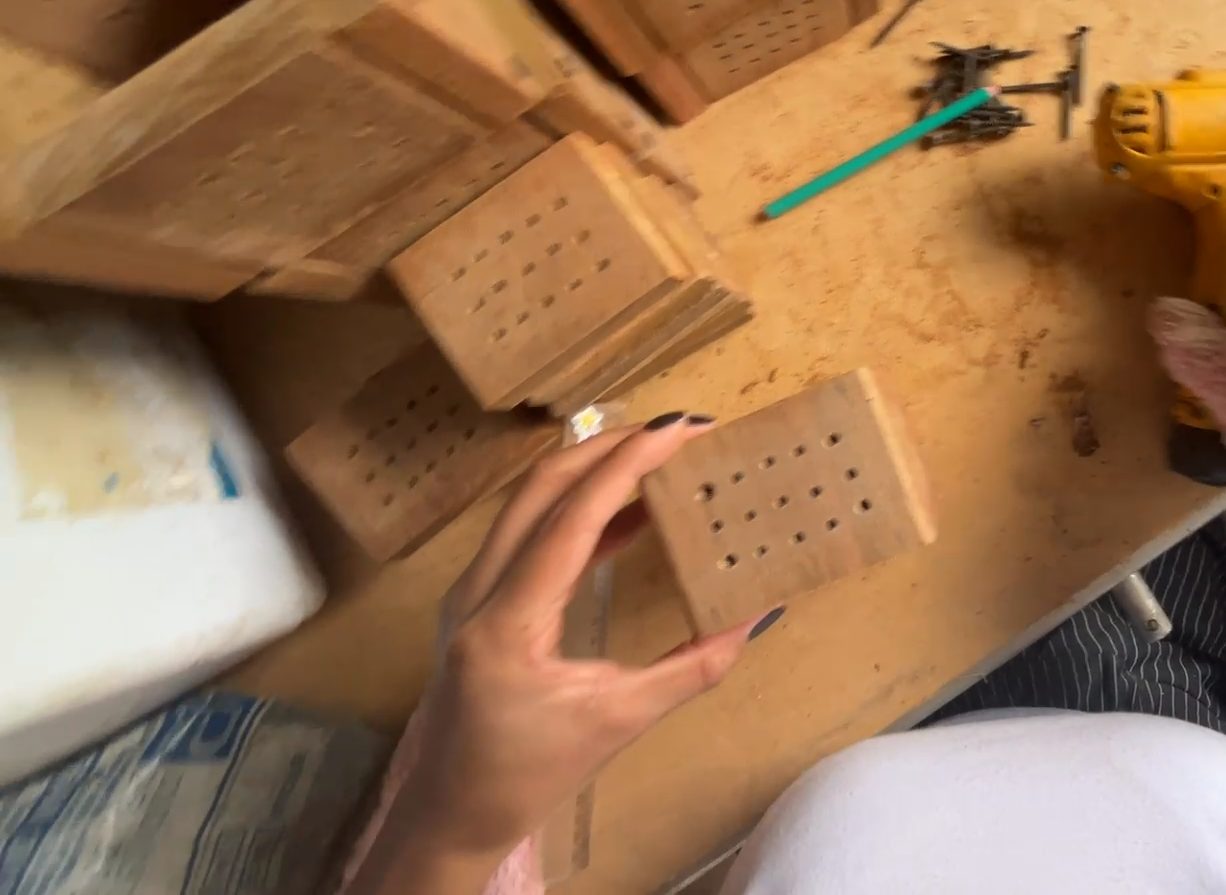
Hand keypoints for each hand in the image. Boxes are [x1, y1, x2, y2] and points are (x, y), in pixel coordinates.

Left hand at [342, 416, 772, 893]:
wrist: (443, 819)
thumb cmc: (527, 776)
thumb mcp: (621, 723)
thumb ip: (695, 666)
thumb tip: (758, 615)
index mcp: (509, 621)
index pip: (573, 516)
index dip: (628, 463)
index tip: (678, 429)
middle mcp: (479, 590)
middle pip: (542, 484)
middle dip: (611, 445)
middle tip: (676, 430)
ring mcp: (473, 588)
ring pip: (531, 498)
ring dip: (595, 465)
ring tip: (658, 453)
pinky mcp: (482, 594)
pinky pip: (533, 526)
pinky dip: (584, 503)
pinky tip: (633, 510)